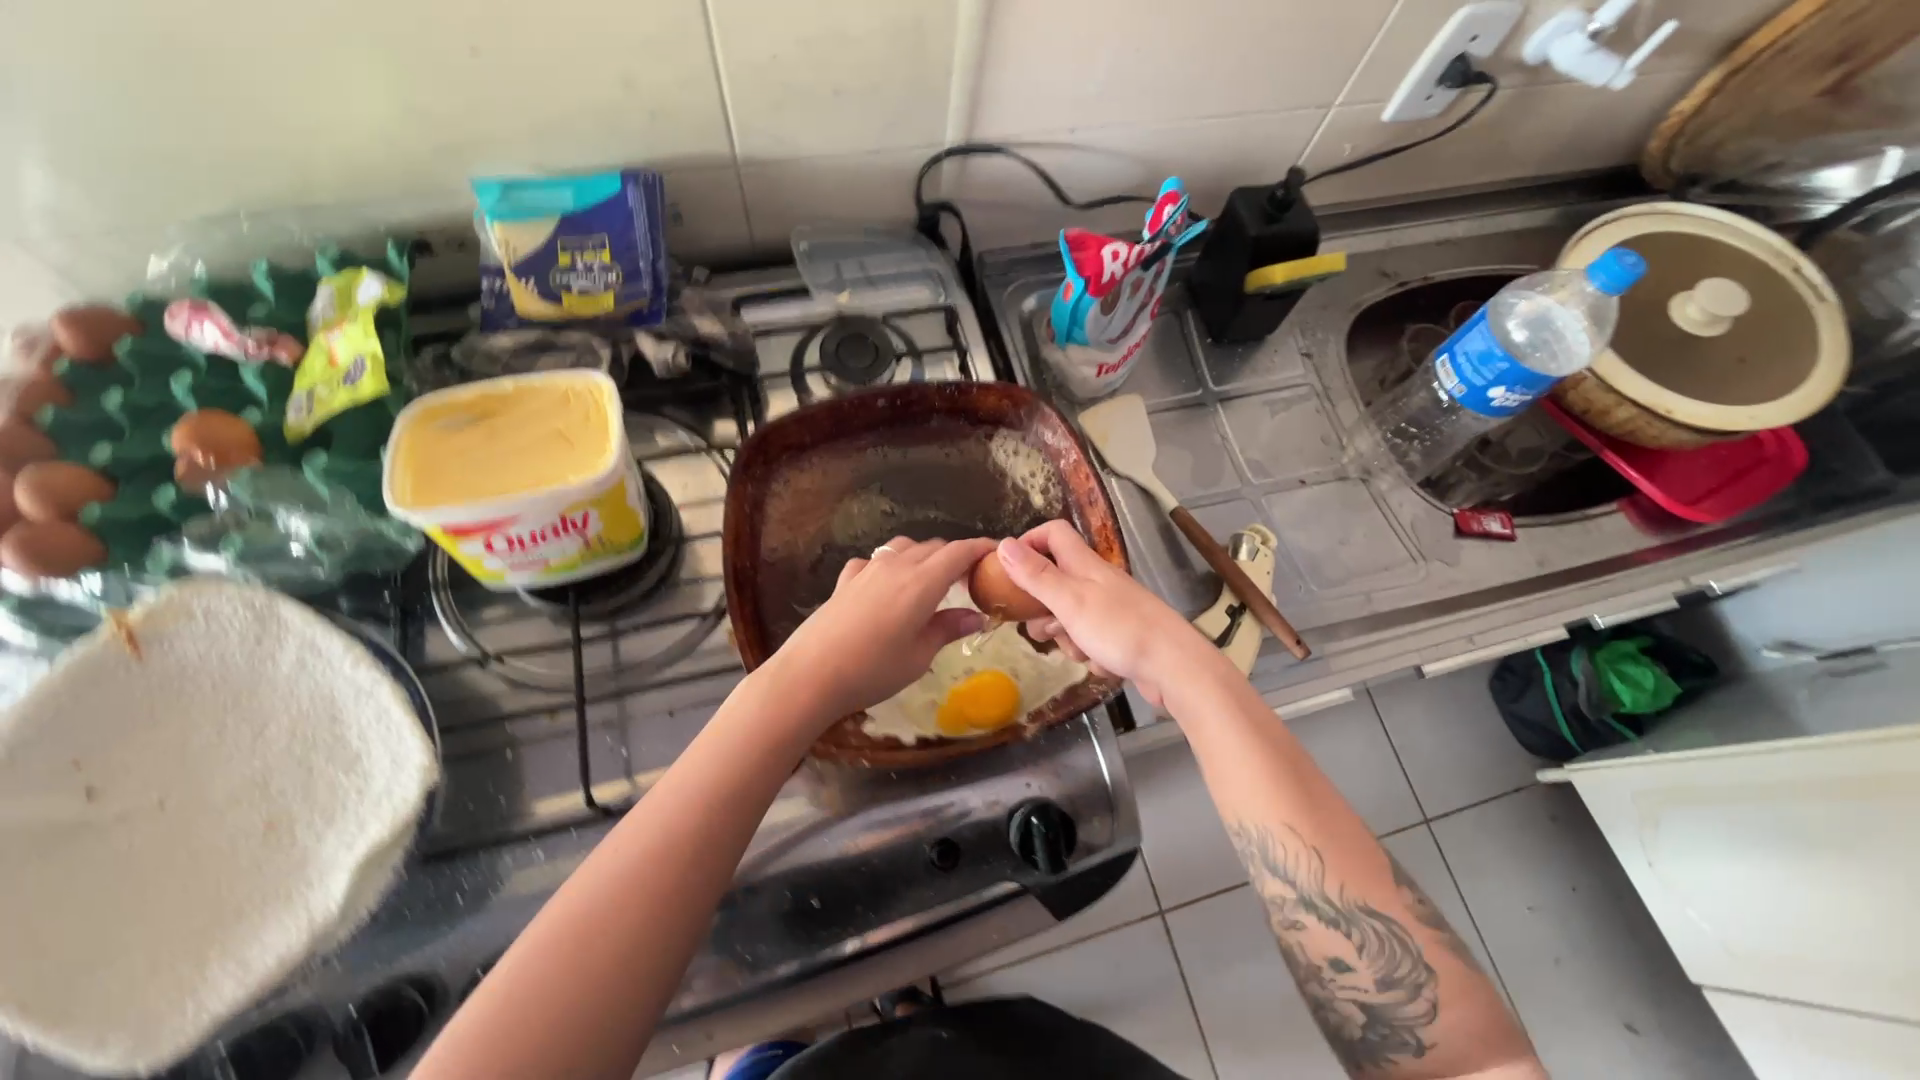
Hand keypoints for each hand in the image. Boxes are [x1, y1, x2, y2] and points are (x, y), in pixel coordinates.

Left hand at [760, 536, 997, 726]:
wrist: (810, 674)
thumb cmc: (872, 670)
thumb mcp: (919, 656)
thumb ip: (947, 629)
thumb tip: (977, 617)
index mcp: (922, 582)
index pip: (959, 552)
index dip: (981, 548)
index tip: (997, 554)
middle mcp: (896, 566)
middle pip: (934, 547)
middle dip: (956, 556)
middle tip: (969, 580)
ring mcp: (867, 569)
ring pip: (904, 547)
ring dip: (923, 556)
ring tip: (931, 581)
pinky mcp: (845, 580)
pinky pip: (874, 560)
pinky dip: (889, 565)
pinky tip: (886, 586)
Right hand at [995, 520, 1218, 707]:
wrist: (1175, 666)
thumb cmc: (1120, 628)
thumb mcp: (1069, 601)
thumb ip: (1036, 575)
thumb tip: (1003, 544)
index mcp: (1085, 564)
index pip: (1053, 533)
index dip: (1028, 543)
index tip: (1007, 570)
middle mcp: (1097, 582)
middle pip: (1054, 583)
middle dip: (1043, 609)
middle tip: (1040, 628)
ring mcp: (1110, 610)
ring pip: (1069, 618)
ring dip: (1068, 638)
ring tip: (1082, 650)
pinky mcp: (1119, 637)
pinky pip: (1090, 642)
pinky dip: (1092, 654)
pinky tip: (1105, 663)